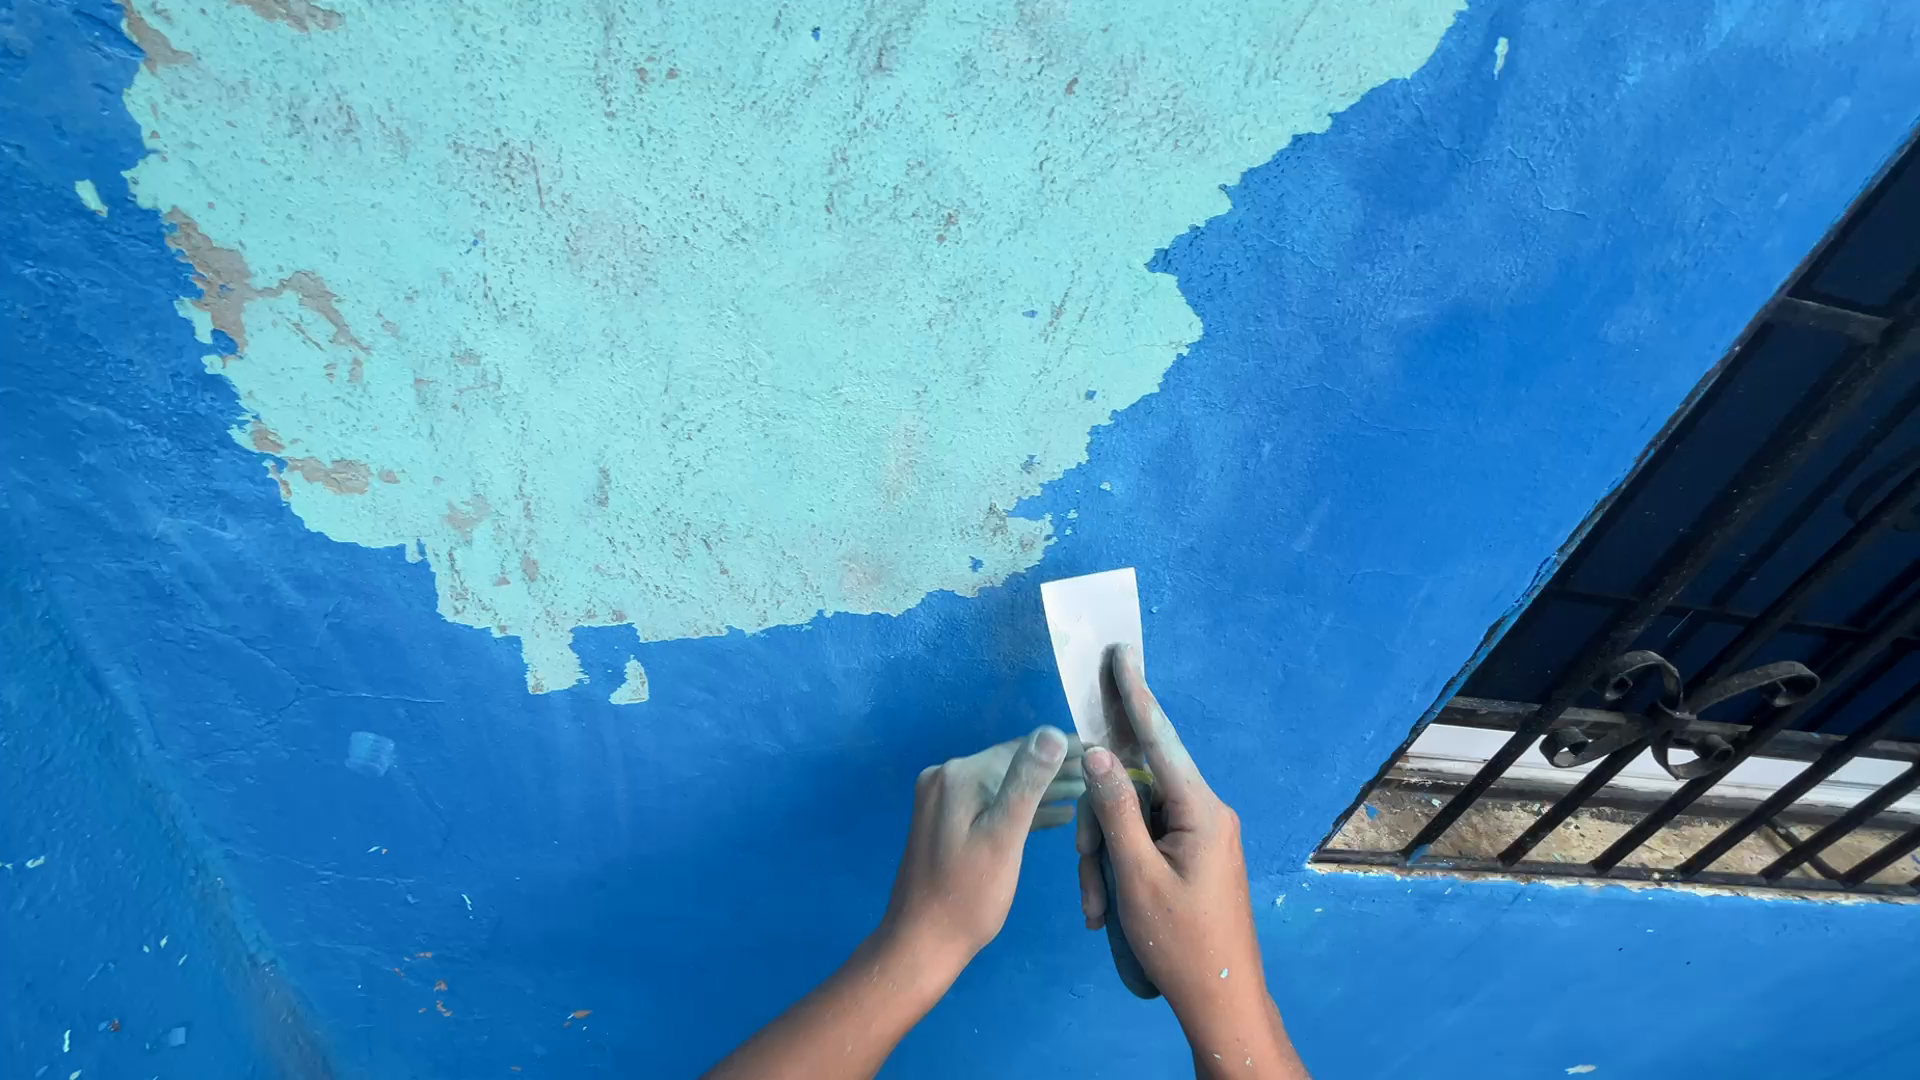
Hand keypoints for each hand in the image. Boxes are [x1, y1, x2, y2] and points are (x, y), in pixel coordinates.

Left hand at [878, 725, 1083, 974]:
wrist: (922, 943)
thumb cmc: (969, 895)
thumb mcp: (1004, 836)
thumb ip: (1027, 782)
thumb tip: (1050, 731)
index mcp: (959, 775)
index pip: (1020, 749)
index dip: (1062, 748)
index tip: (1099, 749)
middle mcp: (947, 777)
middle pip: (1013, 765)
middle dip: (1056, 769)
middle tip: (1101, 772)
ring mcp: (945, 799)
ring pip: (1005, 785)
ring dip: (1044, 790)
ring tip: (1088, 791)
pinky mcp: (949, 820)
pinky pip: (993, 804)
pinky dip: (1023, 809)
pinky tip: (1059, 814)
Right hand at [1078, 646, 1303, 1076]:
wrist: (1222, 1006)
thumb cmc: (1181, 943)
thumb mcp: (1137, 876)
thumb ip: (1115, 808)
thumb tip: (1096, 751)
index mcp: (1201, 810)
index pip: (1160, 737)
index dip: (1135, 693)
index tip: (1120, 653)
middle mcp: (1203, 811)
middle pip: (1133, 789)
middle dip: (1100, 829)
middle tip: (1088, 887)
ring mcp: (1197, 832)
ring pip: (1131, 817)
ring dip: (1105, 857)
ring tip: (1097, 910)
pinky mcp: (1189, 851)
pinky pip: (1142, 838)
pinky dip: (1119, 865)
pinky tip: (1106, 908)